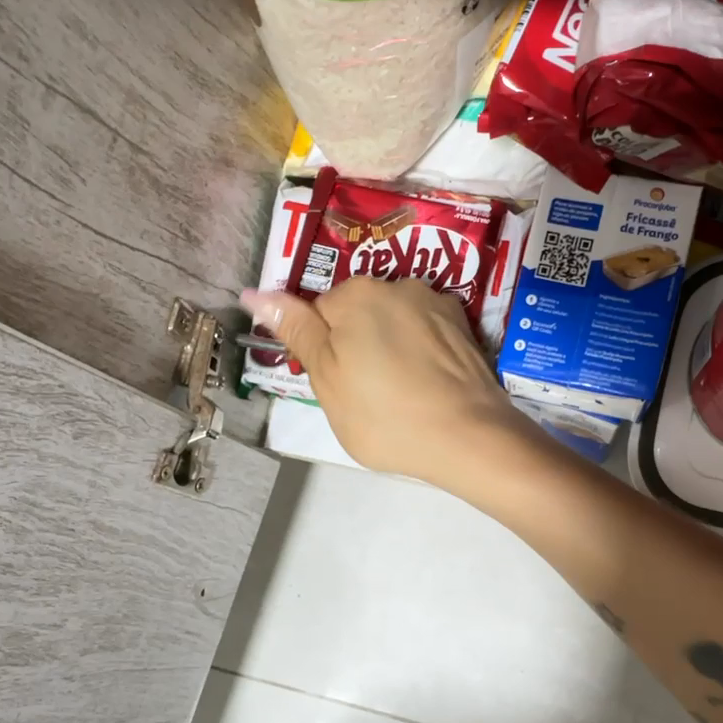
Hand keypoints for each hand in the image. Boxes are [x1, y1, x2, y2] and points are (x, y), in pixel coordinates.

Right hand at [240, 279, 534, 488]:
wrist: (468, 437)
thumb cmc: (385, 415)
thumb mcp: (327, 379)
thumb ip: (295, 331)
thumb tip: (254, 292)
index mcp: (355, 294)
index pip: (318, 315)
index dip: (323, 353)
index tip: (338, 387)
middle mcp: (397, 284)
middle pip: (359, 315)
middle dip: (357, 347)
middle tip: (368, 396)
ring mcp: (436, 303)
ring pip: (395, 323)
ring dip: (392, 348)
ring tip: (403, 394)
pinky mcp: (464, 327)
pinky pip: (427, 334)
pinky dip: (422, 354)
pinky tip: (429, 386)